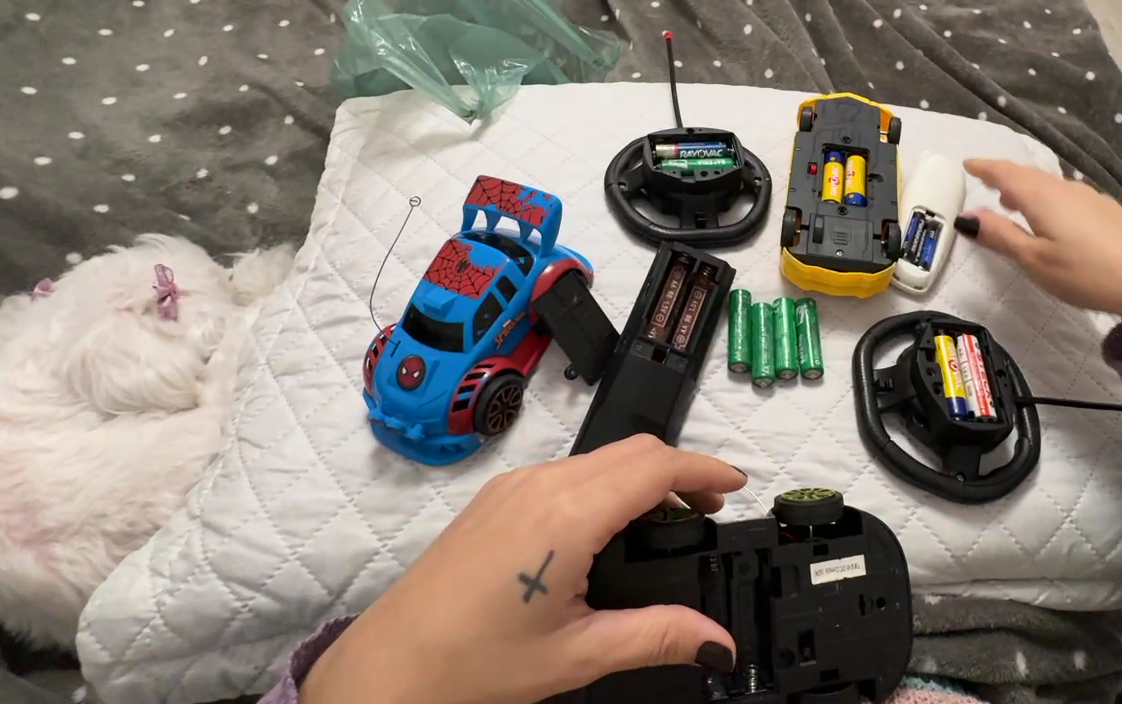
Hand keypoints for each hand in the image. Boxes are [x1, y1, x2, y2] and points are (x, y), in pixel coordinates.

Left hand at [300, 435, 746, 703]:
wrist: (384, 671)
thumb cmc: (474, 666)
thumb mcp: (576, 655)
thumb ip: (656, 636)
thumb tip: (718, 639)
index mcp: (568, 515)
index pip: (655, 466)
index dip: (704, 466)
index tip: (736, 482)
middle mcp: (544, 482)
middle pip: (633, 449)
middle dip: (680, 468)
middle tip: (708, 507)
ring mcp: (517, 482)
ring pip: (602, 455)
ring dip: (642, 473)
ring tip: (665, 516)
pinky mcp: (500, 492)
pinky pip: (570, 468)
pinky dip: (607, 480)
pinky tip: (609, 521)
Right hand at [959, 159, 1121, 345]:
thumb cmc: (1086, 274)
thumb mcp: (1034, 260)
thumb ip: (1000, 236)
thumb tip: (968, 216)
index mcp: (1042, 197)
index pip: (1005, 172)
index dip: (984, 167)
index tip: (967, 164)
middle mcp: (1066, 189)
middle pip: (1028, 176)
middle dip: (1004, 178)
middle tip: (986, 184)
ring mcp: (1091, 198)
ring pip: (1050, 185)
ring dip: (1027, 190)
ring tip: (1014, 205)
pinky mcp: (1109, 211)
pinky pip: (1067, 196)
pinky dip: (1049, 200)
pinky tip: (1054, 221)